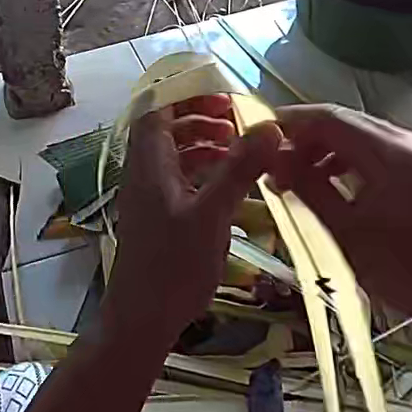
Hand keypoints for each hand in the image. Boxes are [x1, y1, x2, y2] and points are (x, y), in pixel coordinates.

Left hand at [104, 95, 281, 349]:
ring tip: (236, 145)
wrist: (142, 317)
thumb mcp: (211, 215)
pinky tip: (226, 182)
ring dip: (200, 142)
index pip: (157, 109)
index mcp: (149, 163)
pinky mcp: (156, 215)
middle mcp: (143, 172)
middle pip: (165, 127)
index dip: (186, 94)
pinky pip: (176, 177)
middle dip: (198, 116)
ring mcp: (147, 194)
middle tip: (235, 118)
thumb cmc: (173, 265)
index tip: (222, 94)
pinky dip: (200, 169)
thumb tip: (269, 125)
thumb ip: (238, 170)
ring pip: (171, 153)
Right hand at [271, 104, 411, 336]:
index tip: (262, 135)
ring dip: (324, 148)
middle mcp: (411, 143)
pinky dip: (347, 158)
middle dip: (305, 137)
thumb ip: (308, 187)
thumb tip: (274, 161)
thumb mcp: (347, 231)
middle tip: (274, 160)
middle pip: (345, 121)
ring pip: (359, 133)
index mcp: (393, 155)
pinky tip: (329, 180)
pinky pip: (376, 149)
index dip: (292, 122)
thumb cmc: (407, 271)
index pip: (331, 118)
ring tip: (297, 175)